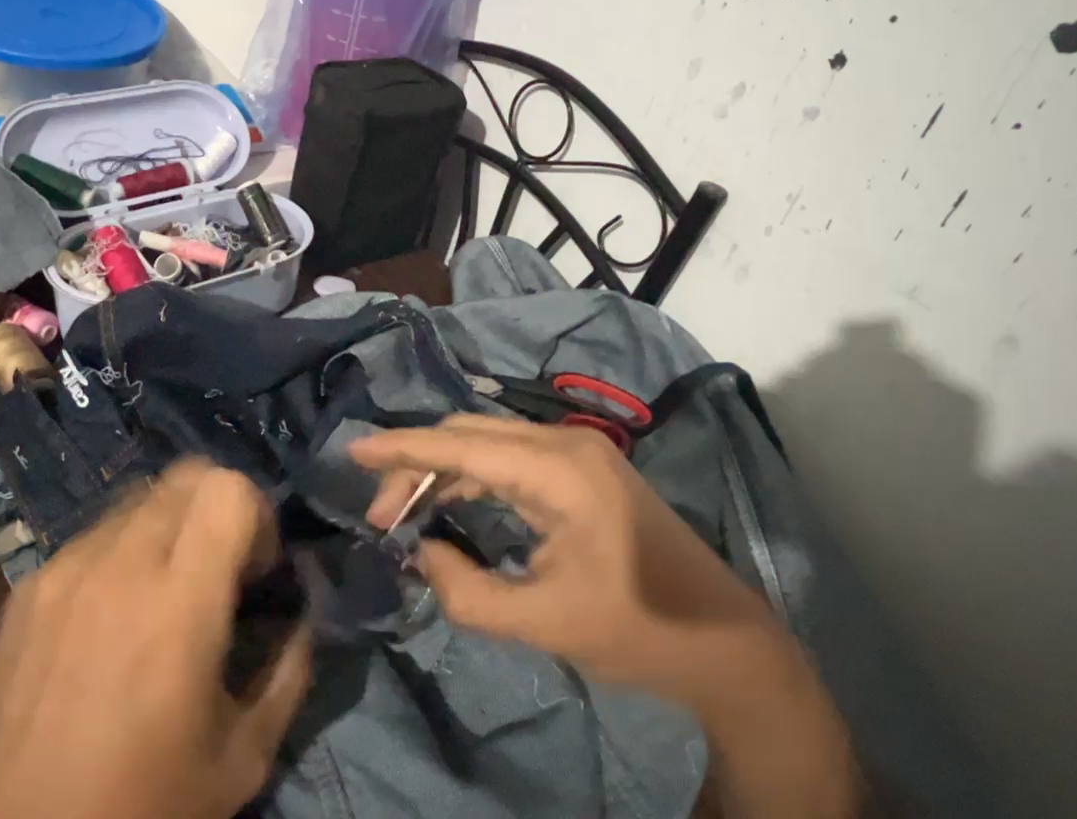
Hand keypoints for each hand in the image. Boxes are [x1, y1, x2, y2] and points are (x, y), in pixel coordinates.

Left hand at [0, 460, 312, 818]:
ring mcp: (63, 568)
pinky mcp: (28, 586)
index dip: (257, 516)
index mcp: (178, 603)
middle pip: (185, 474)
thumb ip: (290, 668)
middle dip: (220, 508)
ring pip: (138, 497)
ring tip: (168, 591)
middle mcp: (117, 564)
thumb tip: (306, 607)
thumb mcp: (243, 756)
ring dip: (171, 524)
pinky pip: (94, 533)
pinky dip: (124, 548)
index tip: (257, 571)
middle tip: (223, 572)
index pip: (227, 488)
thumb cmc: (142, 804)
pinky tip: (116, 614)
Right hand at [354, 414, 775, 691]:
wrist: (723, 641)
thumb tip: (421, 553)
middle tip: (382, 517)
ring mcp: (580, 453)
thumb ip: (464, 589)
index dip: (402, 449)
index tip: (354, 452)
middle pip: (469, 434)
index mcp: (558, 471)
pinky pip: (512, 457)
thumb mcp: (539, 621)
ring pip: (488, 442)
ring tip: (405, 516)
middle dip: (417, 466)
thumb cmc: (635, 630)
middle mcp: (566, 444)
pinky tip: (451, 504)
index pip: (460, 446)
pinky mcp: (586, 470)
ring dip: (443, 471)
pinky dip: (473, 476)